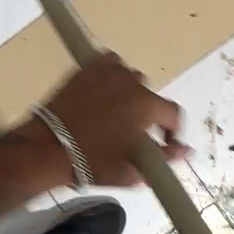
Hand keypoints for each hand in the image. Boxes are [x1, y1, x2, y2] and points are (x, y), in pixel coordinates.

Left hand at [20, 52, 190, 187]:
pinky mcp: (85, 68)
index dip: (171, 130)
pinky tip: (102, 90)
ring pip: (128, 77)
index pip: (173, 114)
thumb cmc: (91, 162)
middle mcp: (131, 82)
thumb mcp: (130, 170)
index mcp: (146, 106)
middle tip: (131, 130)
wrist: (47, 147)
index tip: (163, 142)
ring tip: (114, 111)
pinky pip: (108, 63)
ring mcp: (106, 72)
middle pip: (148, 93)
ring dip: (127, 91)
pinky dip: (110, 74)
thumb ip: (163, 159)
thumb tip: (186, 151)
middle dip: (145, 111)